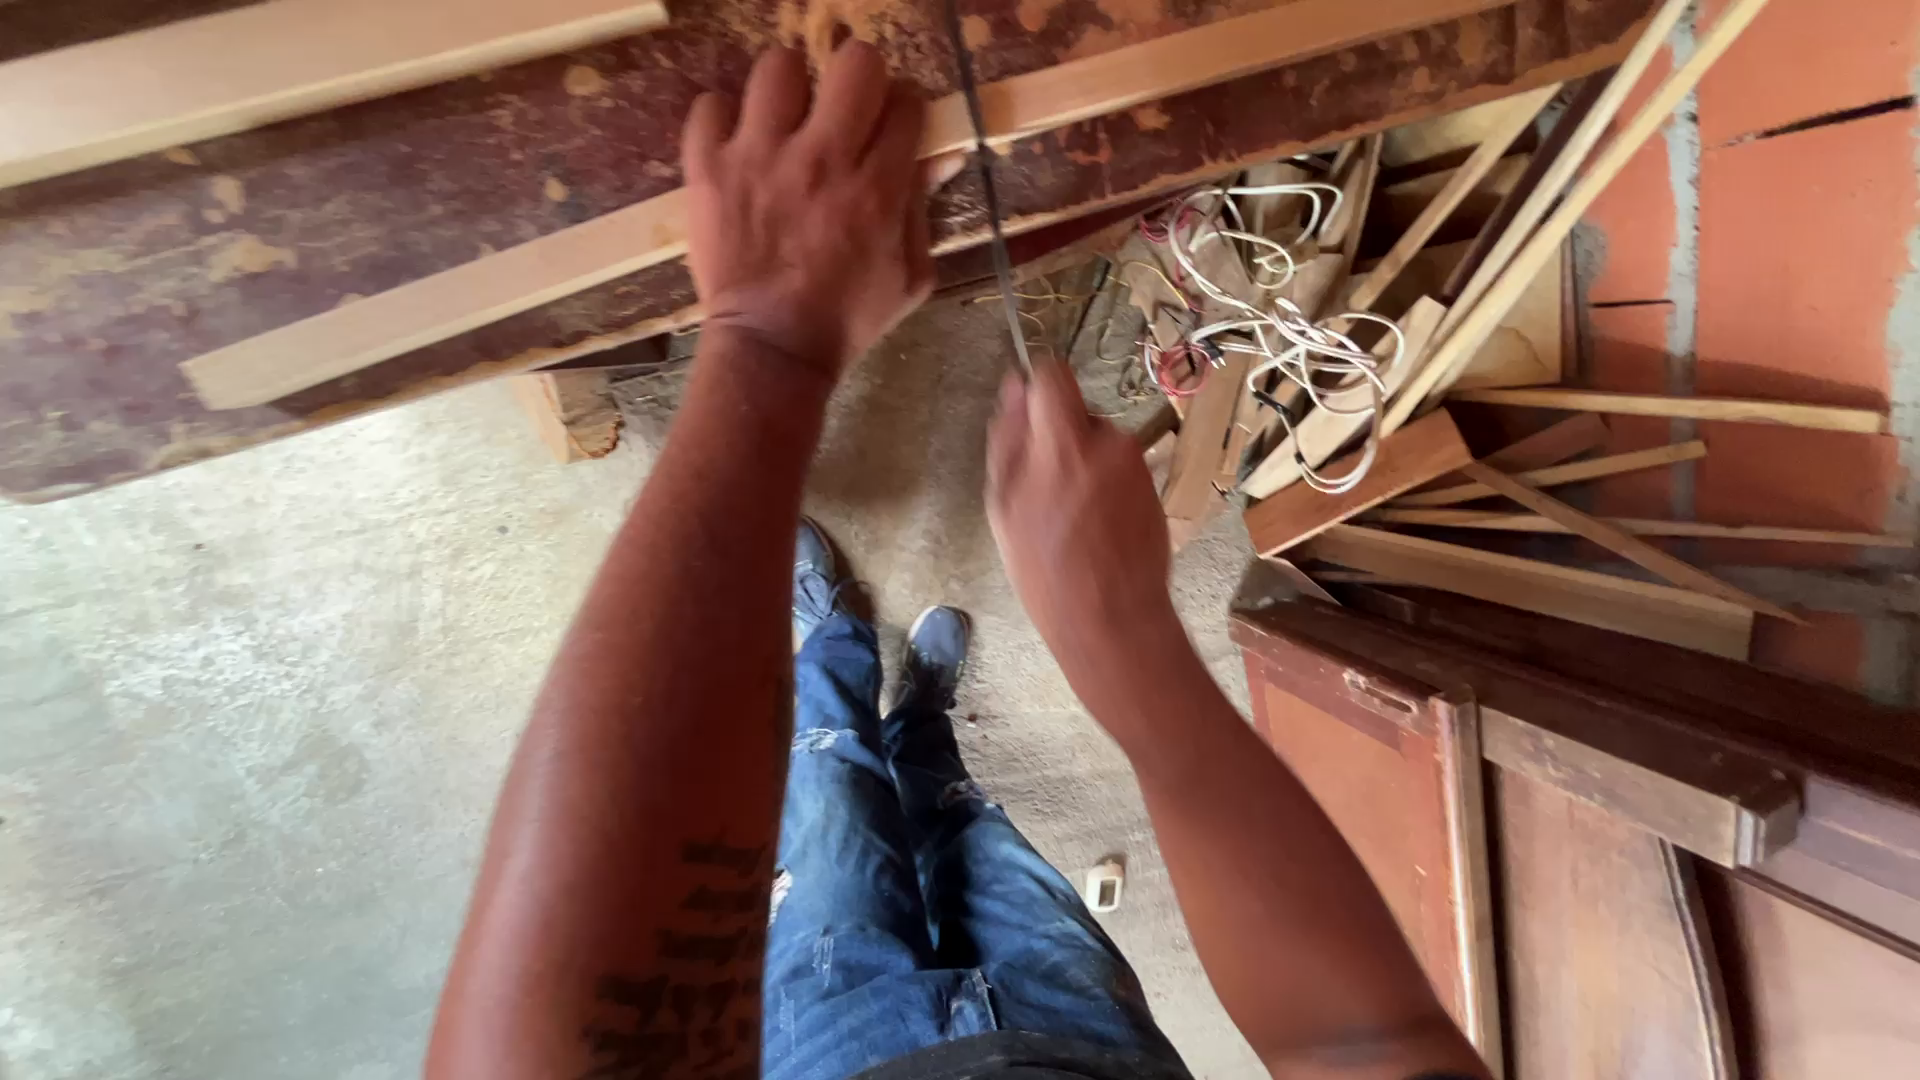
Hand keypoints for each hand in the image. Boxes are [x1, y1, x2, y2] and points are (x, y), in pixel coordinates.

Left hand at [681, 43, 937, 378]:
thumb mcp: (910, 278)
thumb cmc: (847, 320)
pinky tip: (740, 149)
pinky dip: (726, 121)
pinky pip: (712, 104)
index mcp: (877, 189)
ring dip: (789, 93)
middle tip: (845, 114)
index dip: (903, 109)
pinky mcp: (709, 167)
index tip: (891, 128)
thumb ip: (923, 213)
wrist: (773, 348)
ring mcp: (760, 158)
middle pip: (854, 63)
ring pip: (779, 67)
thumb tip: (939, 157)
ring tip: (785, 127)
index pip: (905, 102)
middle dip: (857, 82)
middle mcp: (822, 160)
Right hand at [986, 364, 1179, 678]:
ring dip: (1083, 466)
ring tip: (1072, 519)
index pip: (1053, 375)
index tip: (1028, 417)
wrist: (1111, 619)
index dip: (1037, 388)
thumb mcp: (1004, 506)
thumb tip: (1013, 386)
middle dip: (1059, 439)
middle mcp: (1109, 442)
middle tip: (1044, 491)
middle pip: (1076, 413)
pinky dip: (1106, 487)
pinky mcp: (1154, 486)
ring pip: (1099, 444)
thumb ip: (1008, 438)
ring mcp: (1137, 465)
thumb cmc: (1045, 571)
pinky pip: (1119, 469)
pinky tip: (1097, 528)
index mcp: (1064, 443)